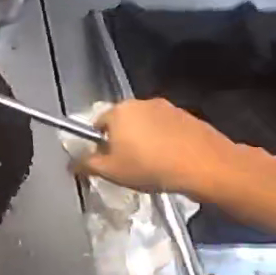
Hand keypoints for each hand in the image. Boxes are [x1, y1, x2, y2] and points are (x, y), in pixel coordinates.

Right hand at [76, 98, 243, 194]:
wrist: (204, 166)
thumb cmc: (149, 167)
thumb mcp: (109, 171)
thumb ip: (86, 164)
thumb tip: (71, 163)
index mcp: (118, 111)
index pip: (96, 124)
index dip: (97, 144)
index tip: (104, 161)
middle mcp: (141, 103)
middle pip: (121, 122)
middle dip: (120, 140)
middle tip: (125, 164)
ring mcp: (167, 107)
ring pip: (144, 125)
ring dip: (142, 140)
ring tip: (149, 164)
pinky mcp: (187, 116)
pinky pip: (165, 128)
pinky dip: (163, 140)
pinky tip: (168, 160)